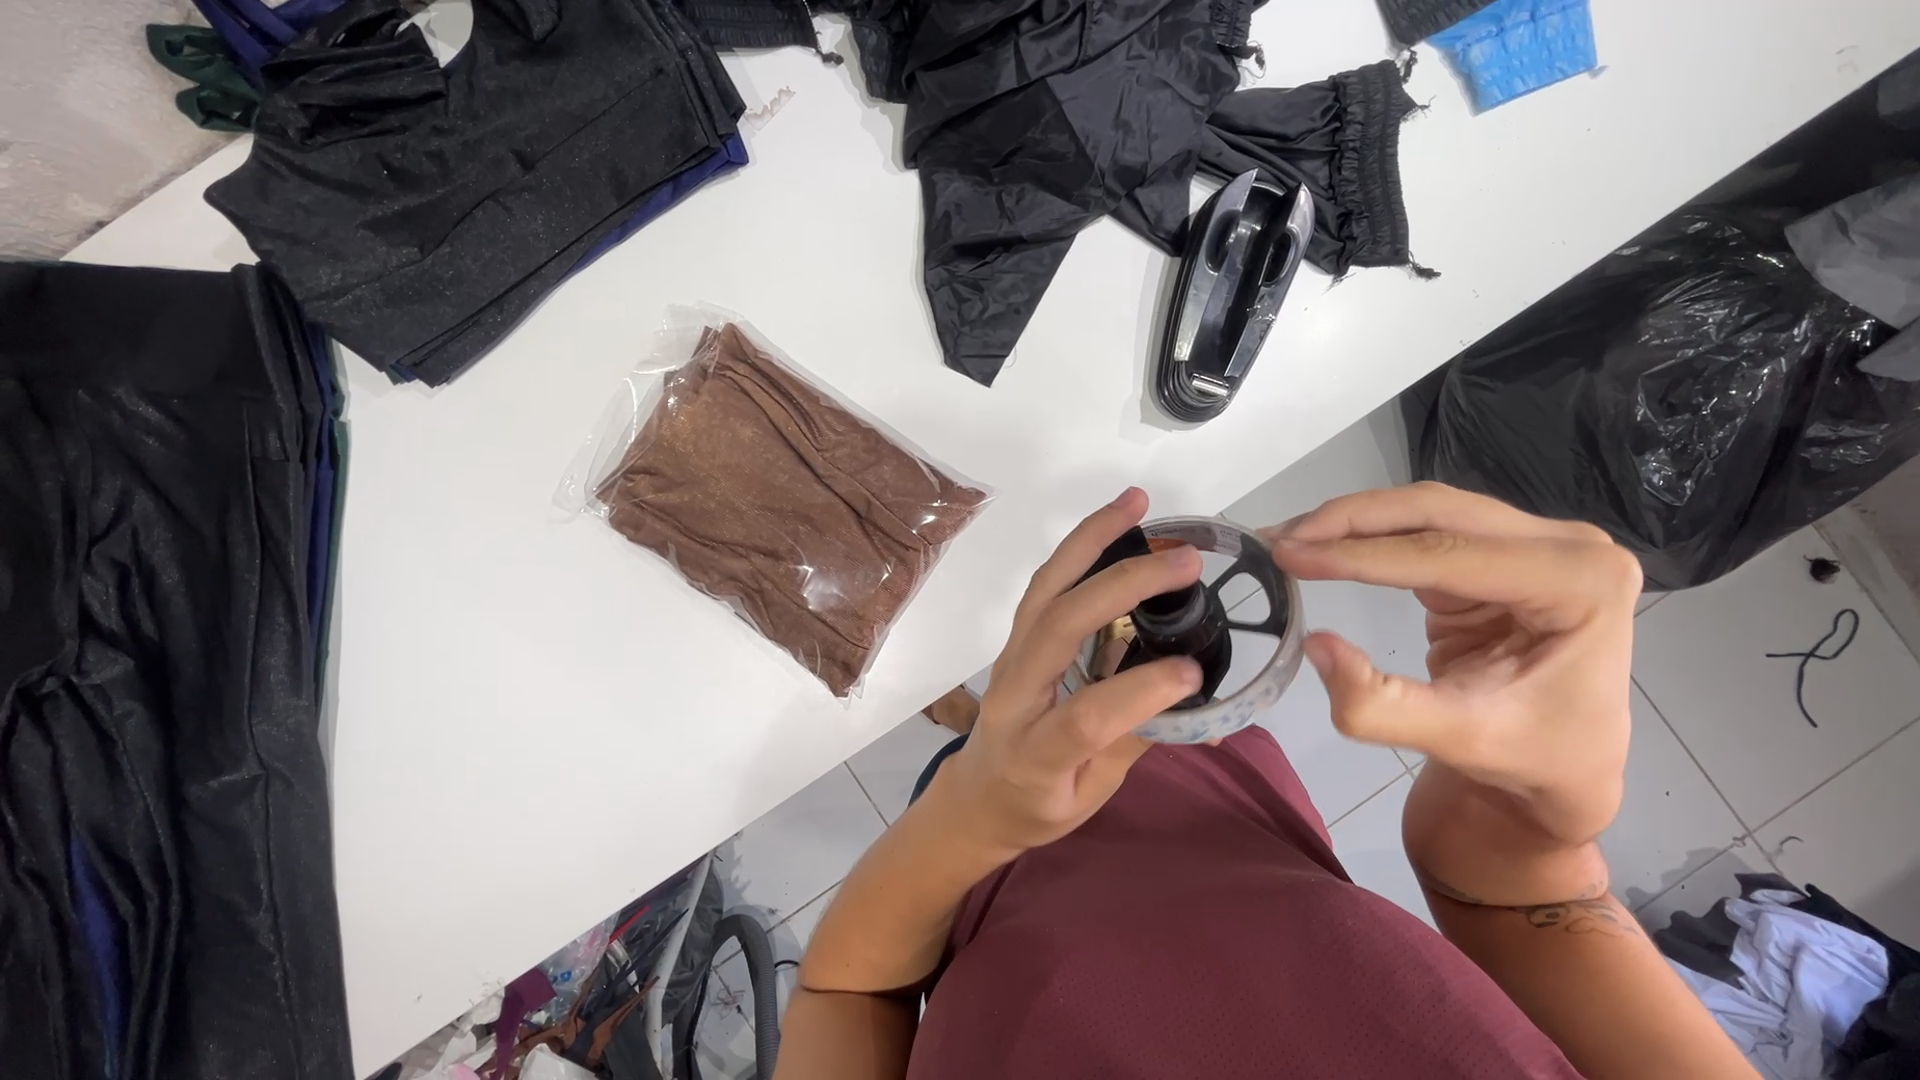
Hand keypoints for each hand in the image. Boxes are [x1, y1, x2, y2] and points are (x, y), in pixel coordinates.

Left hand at [931, 487, 1203, 859]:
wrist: (977, 795)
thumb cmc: (1035, 806)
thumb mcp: (1086, 798)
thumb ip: (1132, 746)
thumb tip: (1198, 707)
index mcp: (1034, 751)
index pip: (1083, 717)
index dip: (1138, 692)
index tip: (1193, 671)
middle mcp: (1015, 693)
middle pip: (1057, 626)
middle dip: (1122, 586)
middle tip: (1184, 561)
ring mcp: (1010, 656)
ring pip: (1044, 588)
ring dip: (1091, 540)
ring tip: (1136, 505)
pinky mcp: (1015, 637)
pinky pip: (1043, 585)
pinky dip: (1078, 549)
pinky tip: (1112, 524)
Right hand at [1264, 482, 1641, 905]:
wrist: (1562, 767)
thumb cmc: (1530, 758)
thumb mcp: (1456, 739)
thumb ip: (1380, 704)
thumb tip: (1313, 643)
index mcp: (1580, 582)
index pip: (1448, 553)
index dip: (1360, 555)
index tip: (1286, 555)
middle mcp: (1566, 546)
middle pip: (1436, 511)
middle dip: (1348, 522)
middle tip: (1277, 539)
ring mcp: (1535, 542)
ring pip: (1425, 510)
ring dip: (1351, 522)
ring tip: (1286, 539)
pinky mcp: (1497, 552)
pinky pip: (1421, 530)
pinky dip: (1365, 538)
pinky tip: (1321, 546)